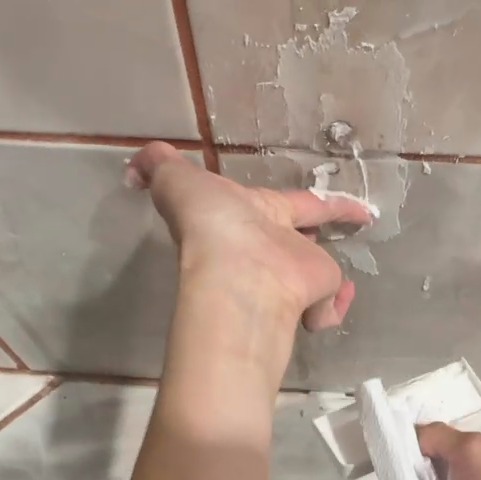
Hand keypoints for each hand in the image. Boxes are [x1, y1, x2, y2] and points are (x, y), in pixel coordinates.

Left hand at [126, 141, 370, 331]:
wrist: (235, 274)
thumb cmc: (213, 226)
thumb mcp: (179, 182)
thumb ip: (160, 167)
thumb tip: (133, 170)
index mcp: (259, 214)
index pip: (295, 203)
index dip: (318, 201)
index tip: (346, 205)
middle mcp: (278, 246)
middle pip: (306, 238)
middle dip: (322, 232)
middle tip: (347, 228)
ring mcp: (296, 275)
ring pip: (321, 281)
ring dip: (328, 289)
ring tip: (329, 291)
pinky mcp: (314, 297)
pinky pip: (328, 304)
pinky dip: (330, 307)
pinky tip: (320, 310)